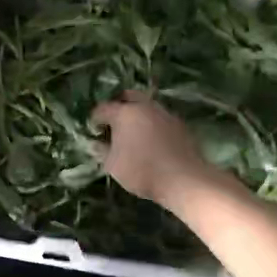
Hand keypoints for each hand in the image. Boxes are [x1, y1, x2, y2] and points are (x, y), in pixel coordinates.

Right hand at [89, 91, 217, 206]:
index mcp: (124, 113)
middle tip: (113, 122)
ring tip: (133, 132)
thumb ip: (102, 150)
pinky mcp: (180, 124)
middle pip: (128, 96)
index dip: (95, 118)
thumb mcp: (112, 165)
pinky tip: (151, 140)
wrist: (183, 179)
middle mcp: (145, 107)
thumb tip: (96, 143)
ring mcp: (165, 114)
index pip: (103, 108)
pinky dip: (152, 124)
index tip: (94, 130)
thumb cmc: (141, 171)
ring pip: (147, 106)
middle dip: (118, 105)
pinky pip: (160, 118)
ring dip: (138, 114)